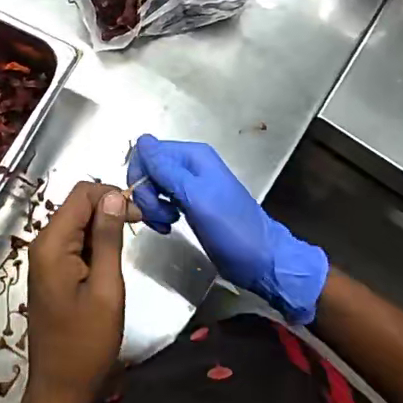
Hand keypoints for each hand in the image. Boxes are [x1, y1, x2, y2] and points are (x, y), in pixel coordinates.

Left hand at [25, 182, 131, 402]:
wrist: (60, 388)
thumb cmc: (86, 344)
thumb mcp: (106, 289)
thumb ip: (107, 240)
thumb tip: (113, 196)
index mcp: (51, 243)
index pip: (80, 194)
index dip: (111, 195)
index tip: (140, 214)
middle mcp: (42, 243)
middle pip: (77, 205)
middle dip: (109, 208)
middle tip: (141, 227)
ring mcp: (44, 257)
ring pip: (76, 222)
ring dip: (103, 225)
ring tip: (130, 243)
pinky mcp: (51, 270)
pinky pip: (73, 242)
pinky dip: (94, 242)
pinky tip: (111, 259)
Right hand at [126, 134, 328, 323]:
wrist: (263, 262)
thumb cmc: (232, 229)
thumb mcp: (196, 197)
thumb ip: (166, 169)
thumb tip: (142, 140)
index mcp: (192, 155)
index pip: (147, 151)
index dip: (139, 174)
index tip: (146, 200)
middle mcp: (189, 164)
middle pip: (147, 169)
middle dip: (145, 193)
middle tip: (157, 217)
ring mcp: (189, 185)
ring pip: (151, 185)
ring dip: (151, 207)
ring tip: (165, 224)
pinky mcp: (188, 203)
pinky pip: (160, 200)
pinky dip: (158, 214)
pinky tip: (168, 226)